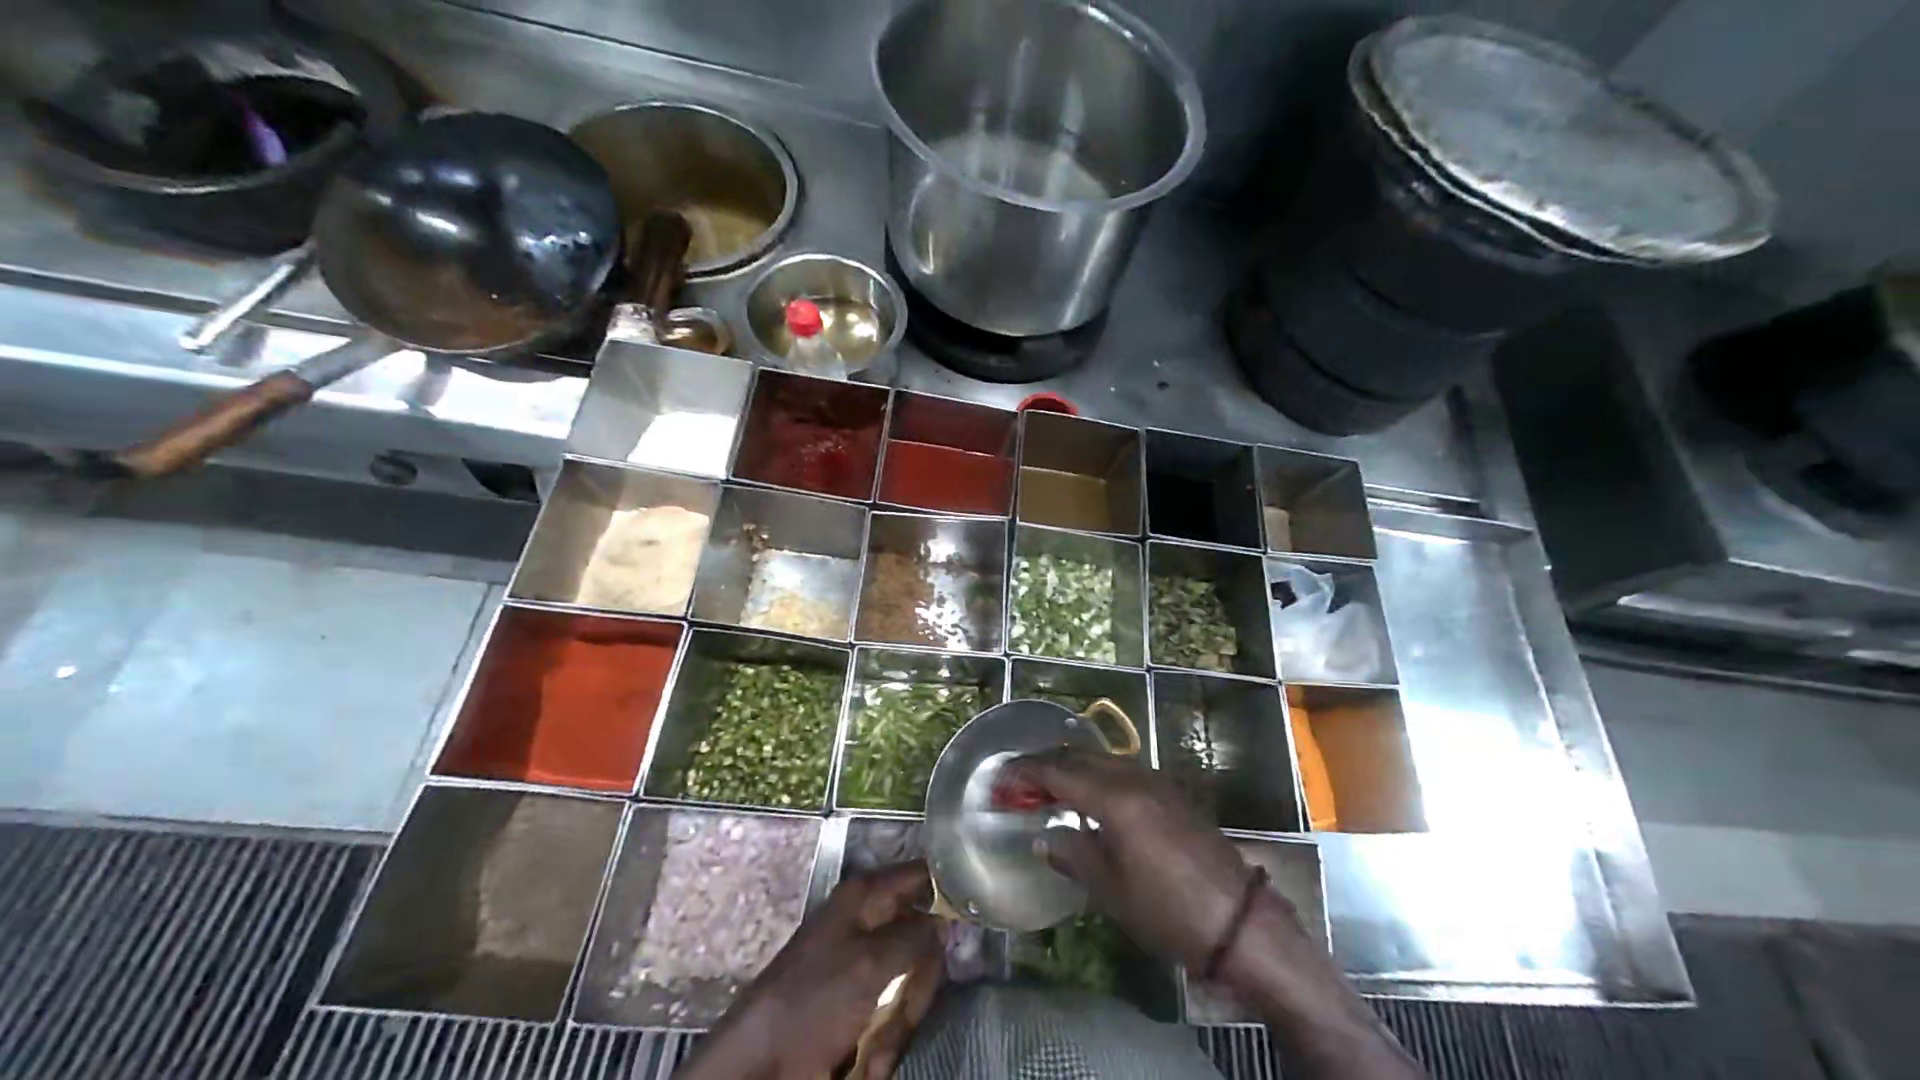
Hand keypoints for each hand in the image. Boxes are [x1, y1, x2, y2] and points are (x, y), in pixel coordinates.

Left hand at [678, 862, 943, 1079]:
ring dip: (902, 1019)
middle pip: (923, 937)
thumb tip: (948, 922)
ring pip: (913, 982)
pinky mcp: (860, 1003)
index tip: (973, 913)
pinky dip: (887, 1039)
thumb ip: (917, 937)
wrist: (763, 1060)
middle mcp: (868, 922)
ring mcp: (864, 965)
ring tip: (878, 1044)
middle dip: (921, 980)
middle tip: (909, 1004)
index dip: (947, 889)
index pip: (919, 874)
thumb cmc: (815, 997)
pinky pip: (894, 1013)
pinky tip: (869, 1060)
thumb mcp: (872, 963)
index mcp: (865, 896)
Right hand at [1004, 749, 1263, 969]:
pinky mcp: (1174, 795)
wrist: (1240, 923)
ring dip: (1075, 766)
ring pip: (1104, 760)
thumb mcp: (1110, 890)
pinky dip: (1100, 775)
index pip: (1059, 772)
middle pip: (1081, 757)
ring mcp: (1158, 783)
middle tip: (1022, 779)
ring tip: (1052, 786)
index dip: (1027, 771)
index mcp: (1114, 799)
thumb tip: (1046, 838)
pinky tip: (1093, 797)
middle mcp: (1135, 779)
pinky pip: (1126, 771)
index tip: (1004, 776)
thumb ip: (1073, 855)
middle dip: (1048, 763)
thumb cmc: (1166, 911)